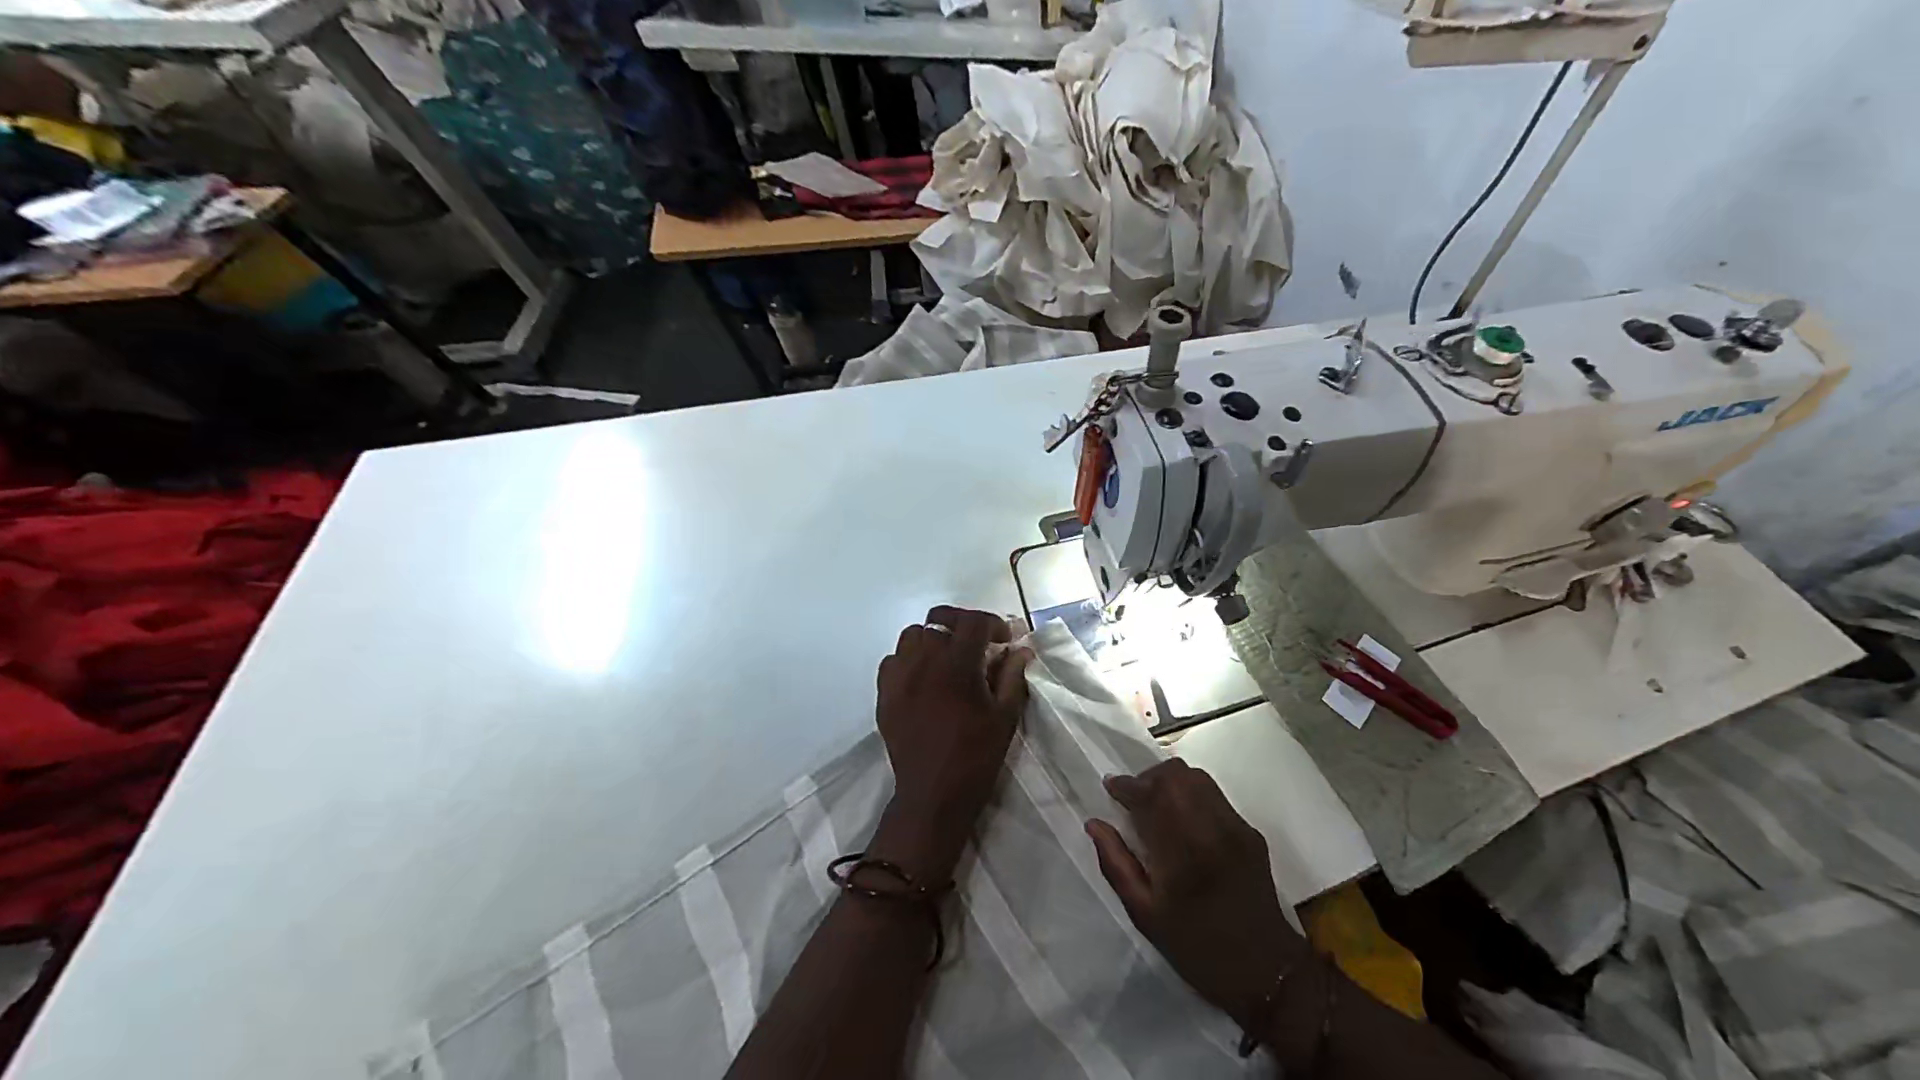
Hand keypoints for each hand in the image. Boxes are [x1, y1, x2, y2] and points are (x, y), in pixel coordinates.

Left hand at [869, 606, 1031, 882]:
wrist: (934, 795)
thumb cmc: (976, 757)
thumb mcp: (1005, 716)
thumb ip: (1012, 675)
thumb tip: (1020, 648)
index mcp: (956, 666)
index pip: (973, 622)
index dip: (993, 623)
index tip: (1003, 640)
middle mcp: (923, 662)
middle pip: (939, 620)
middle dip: (962, 625)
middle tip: (977, 643)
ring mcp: (899, 677)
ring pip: (912, 635)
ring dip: (933, 639)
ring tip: (947, 659)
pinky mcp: (884, 693)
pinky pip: (893, 660)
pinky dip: (909, 660)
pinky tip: (923, 678)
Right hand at [1085, 760, 1306, 1029]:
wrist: (1267, 972)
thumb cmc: (1196, 946)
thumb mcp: (1144, 914)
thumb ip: (1115, 863)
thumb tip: (1094, 823)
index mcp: (1182, 850)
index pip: (1149, 793)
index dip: (1125, 785)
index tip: (1111, 790)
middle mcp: (1212, 828)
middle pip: (1175, 775)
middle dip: (1147, 778)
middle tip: (1133, 800)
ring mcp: (1236, 827)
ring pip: (1197, 777)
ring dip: (1170, 782)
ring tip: (1156, 806)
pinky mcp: (1251, 832)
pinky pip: (1214, 795)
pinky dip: (1191, 795)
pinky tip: (1183, 821)